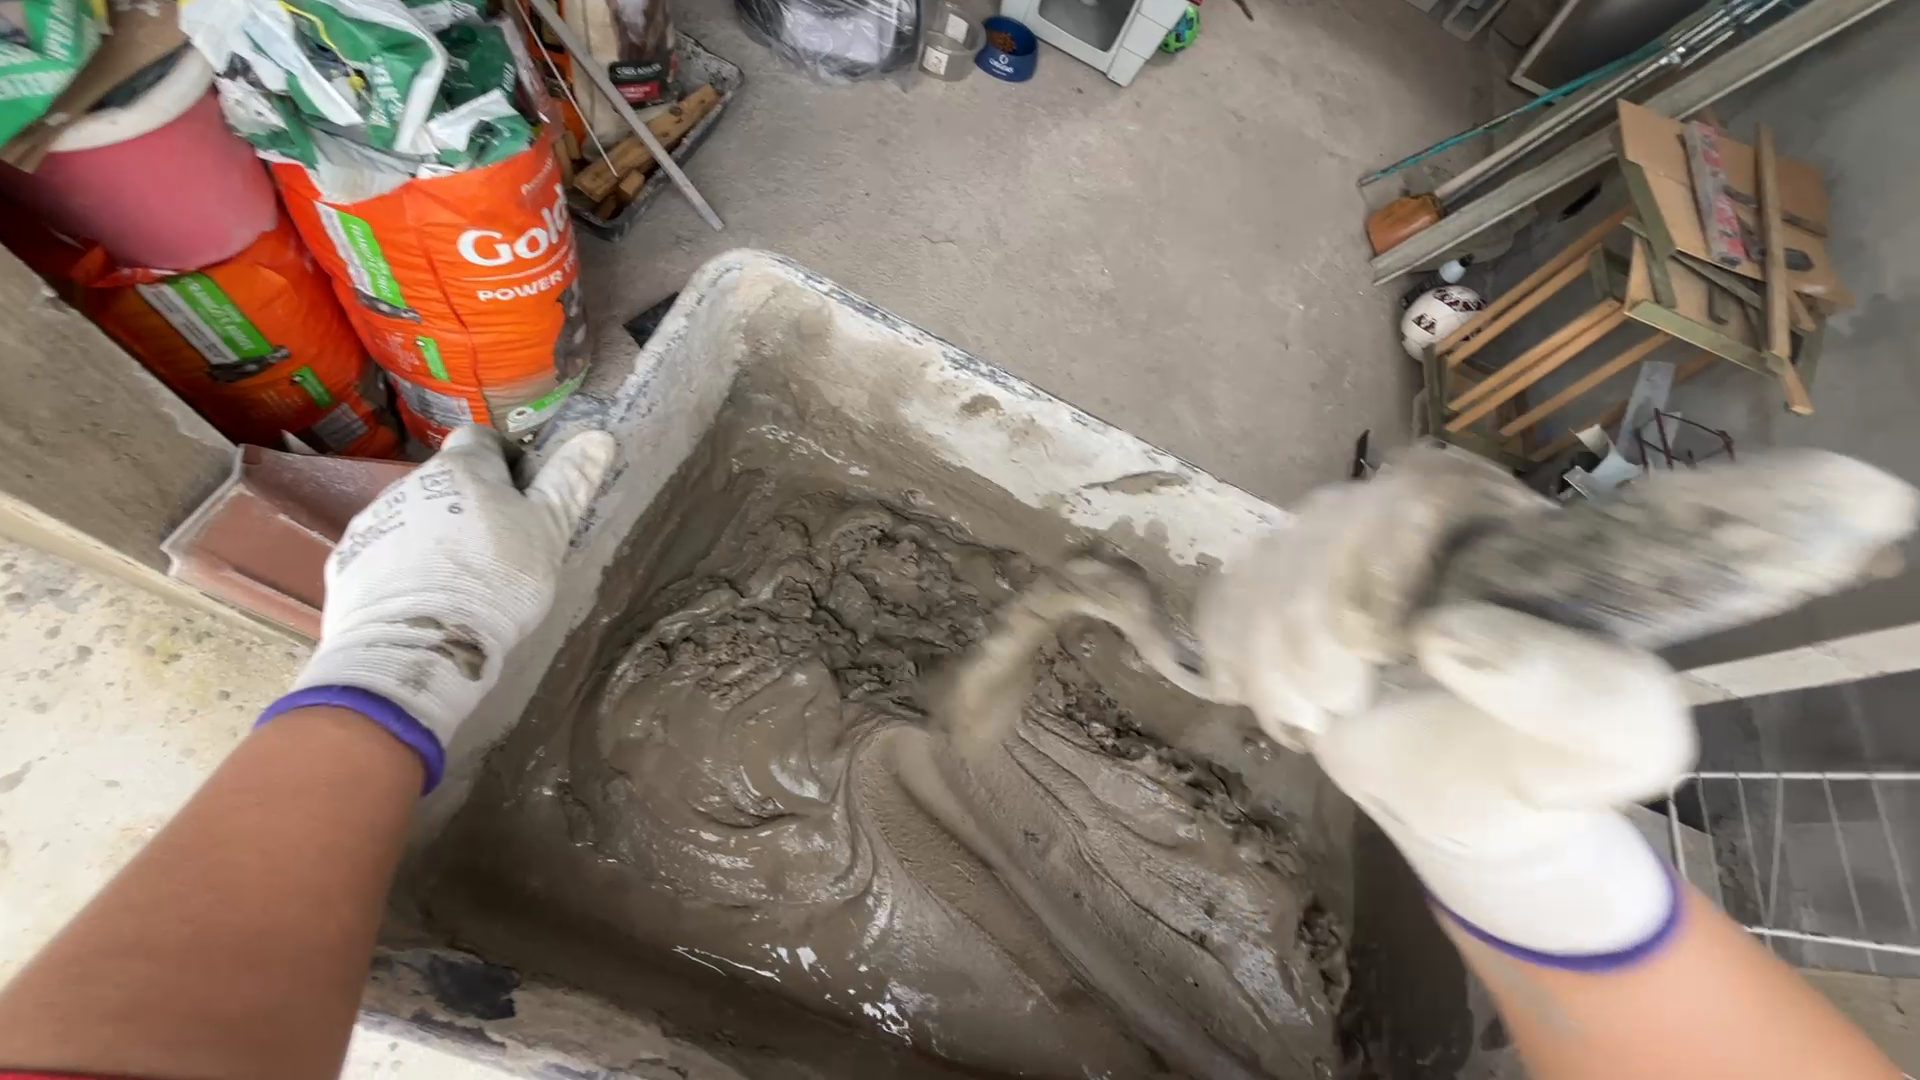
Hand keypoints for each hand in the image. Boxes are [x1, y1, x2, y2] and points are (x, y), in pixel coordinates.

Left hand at [276, 425, 615, 789]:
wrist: (421, 643)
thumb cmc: (499, 576)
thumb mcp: (550, 529)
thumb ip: (570, 481)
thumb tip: (599, 436)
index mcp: (463, 469)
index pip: (481, 439)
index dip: (505, 460)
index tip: (523, 495)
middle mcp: (410, 482)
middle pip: (448, 480)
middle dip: (472, 501)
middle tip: (502, 545)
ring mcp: (374, 521)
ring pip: (416, 514)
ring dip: (438, 531)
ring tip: (463, 577)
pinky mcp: (349, 561)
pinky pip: (385, 550)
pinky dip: (406, 564)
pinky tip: (428, 596)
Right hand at [1194, 447, 1693, 963]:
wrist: (1459, 789)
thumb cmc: (1541, 759)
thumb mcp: (1610, 744)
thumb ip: (1573, 690)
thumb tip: (1444, 635)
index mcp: (1502, 526)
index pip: (1421, 488)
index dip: (1377, 556)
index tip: (1373, 649)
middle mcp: (1407, 518)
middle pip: (1322, 526)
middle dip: (1310, 627)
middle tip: (1338, 703)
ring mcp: (1330, 549)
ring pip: (1262, 565)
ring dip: (1268, 655)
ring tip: (1316, 716)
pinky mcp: (1276, 588)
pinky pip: (1224, 599)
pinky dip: (1233, 659)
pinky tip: (1278, 702)